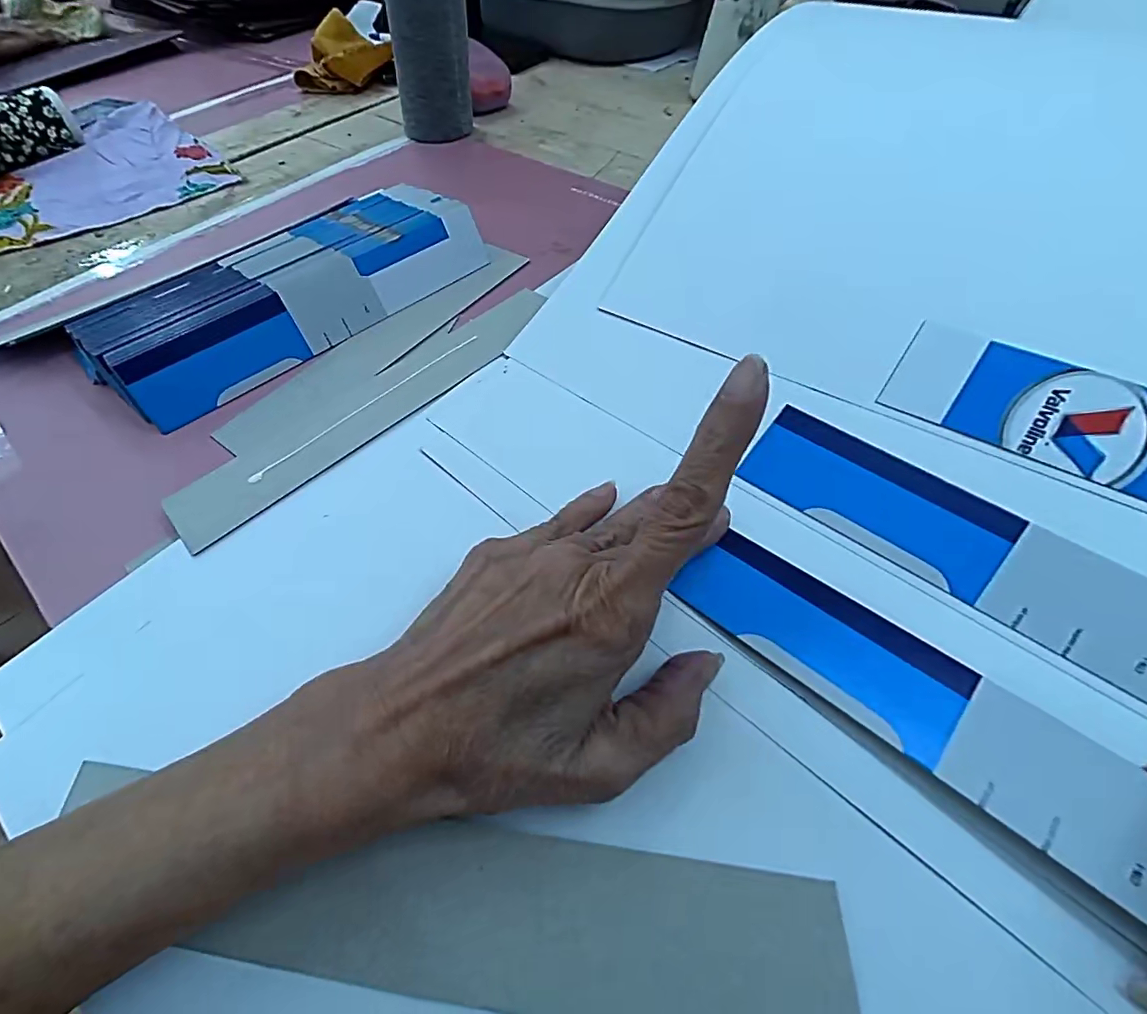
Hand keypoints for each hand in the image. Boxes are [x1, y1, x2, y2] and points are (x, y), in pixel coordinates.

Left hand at [258, 355, 770, 827]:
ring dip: (638, 524)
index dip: (722, 438)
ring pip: (603, 523)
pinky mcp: (492, 555)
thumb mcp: (601, 766)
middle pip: (650, 518)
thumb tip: (702, 667)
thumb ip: (668, 716)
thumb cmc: (498, 754)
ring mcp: (527, 554)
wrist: (399, 725)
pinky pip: (557, 526)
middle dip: (687, 519)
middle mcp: (572, 568)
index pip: (681, 513)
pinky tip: (598, 511)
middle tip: (714, 532)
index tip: (747, 380)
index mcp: (611, 614)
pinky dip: (586, 519)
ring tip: (660, 529)